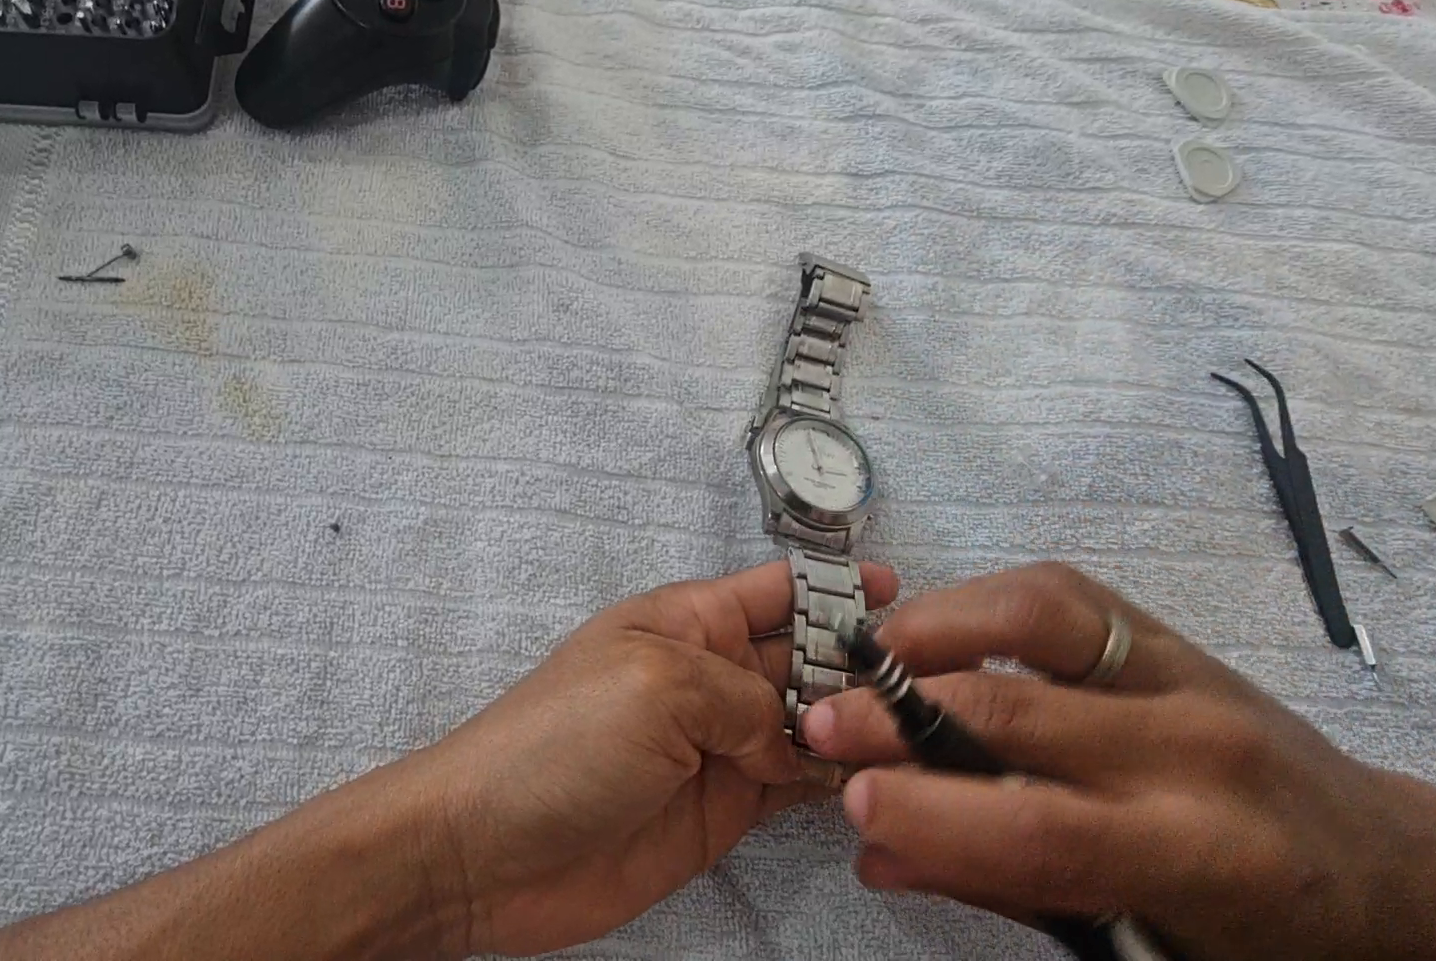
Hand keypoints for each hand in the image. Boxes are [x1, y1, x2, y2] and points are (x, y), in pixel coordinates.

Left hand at [409, 560, 898, 955]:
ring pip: (811, 725)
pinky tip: (881, 785)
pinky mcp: (724, 808)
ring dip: (861, 728)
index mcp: (687, 620)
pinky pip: (796, 786)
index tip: (906, 592)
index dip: (836, 586)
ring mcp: (719, 743)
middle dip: (866, 663)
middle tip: (944, 682)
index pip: (776, 589)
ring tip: (933, 734)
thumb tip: (800, 738)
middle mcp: (711, 674)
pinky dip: (837, 784)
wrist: (490, 849)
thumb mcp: (659, 688)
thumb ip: (746, 700)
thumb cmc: (560, 740)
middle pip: (806, 657)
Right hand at [798, 562, 1435, 960]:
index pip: (1042, 826)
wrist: (1376, 861)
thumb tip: (875, 854)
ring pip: (1037, 614)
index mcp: (1207, 854)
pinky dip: (975, 600)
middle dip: (897, 715)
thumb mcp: (1138, 935)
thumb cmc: (1250, 920)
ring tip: (864, 654)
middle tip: (821, 720)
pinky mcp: (1161, 630)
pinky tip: (926, 628)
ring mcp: (1184, 672)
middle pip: (1015, 714)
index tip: (853, 800)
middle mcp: (1199, 750)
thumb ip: (997, 884)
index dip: (932, 812)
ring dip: (931, 630)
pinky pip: (1052, 592)